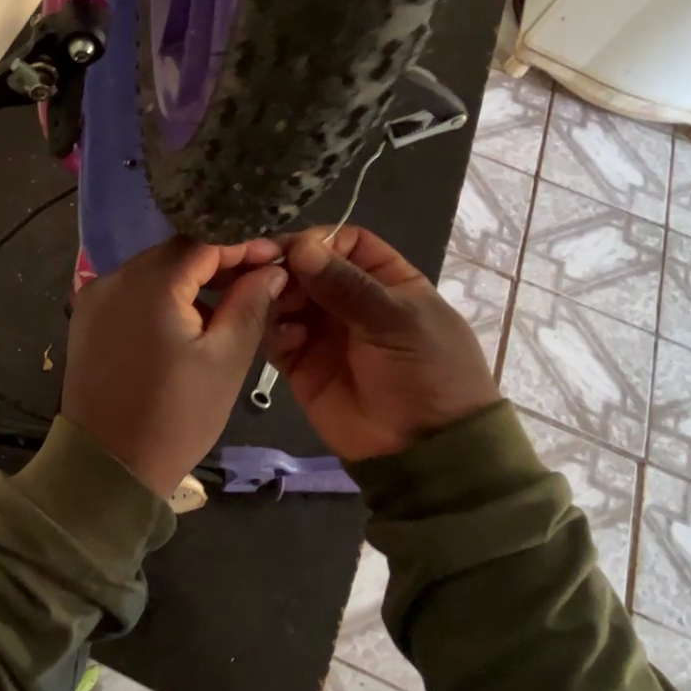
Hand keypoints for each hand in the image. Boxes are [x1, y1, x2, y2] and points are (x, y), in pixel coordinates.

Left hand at [62, 236, 288, 497]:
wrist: (107, 465)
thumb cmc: (176, 416)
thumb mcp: (226, 360)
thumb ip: (251, 304)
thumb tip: (270, 268)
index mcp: (149, 283)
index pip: (204, 242)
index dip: (243, 246)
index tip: (276, 258)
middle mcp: (114, 279)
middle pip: (175, 253)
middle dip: (218, 261)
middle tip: (259, 279)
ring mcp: (94, 298)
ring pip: (153, 271)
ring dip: (190, 280)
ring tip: (232, 301)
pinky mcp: (86, 320)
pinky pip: (132, 293)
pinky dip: (162, 297)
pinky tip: (190, 318)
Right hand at [266, 227, 499, 460]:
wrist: (422, 450)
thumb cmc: (425, 374)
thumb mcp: (396, 322)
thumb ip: (346, 284)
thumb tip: (301, 246)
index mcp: (386, 282)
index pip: (347, 243)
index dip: (320, 241)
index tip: (294, 249)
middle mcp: (350, 302)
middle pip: (308, 269)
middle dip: (286, 268)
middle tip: (265, 273)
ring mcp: (323, 333)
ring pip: (286, 299)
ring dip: (275, 297)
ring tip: (272, 305)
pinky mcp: (300, 364)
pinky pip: (276, 337)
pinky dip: (273, 332)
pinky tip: (286, 340)